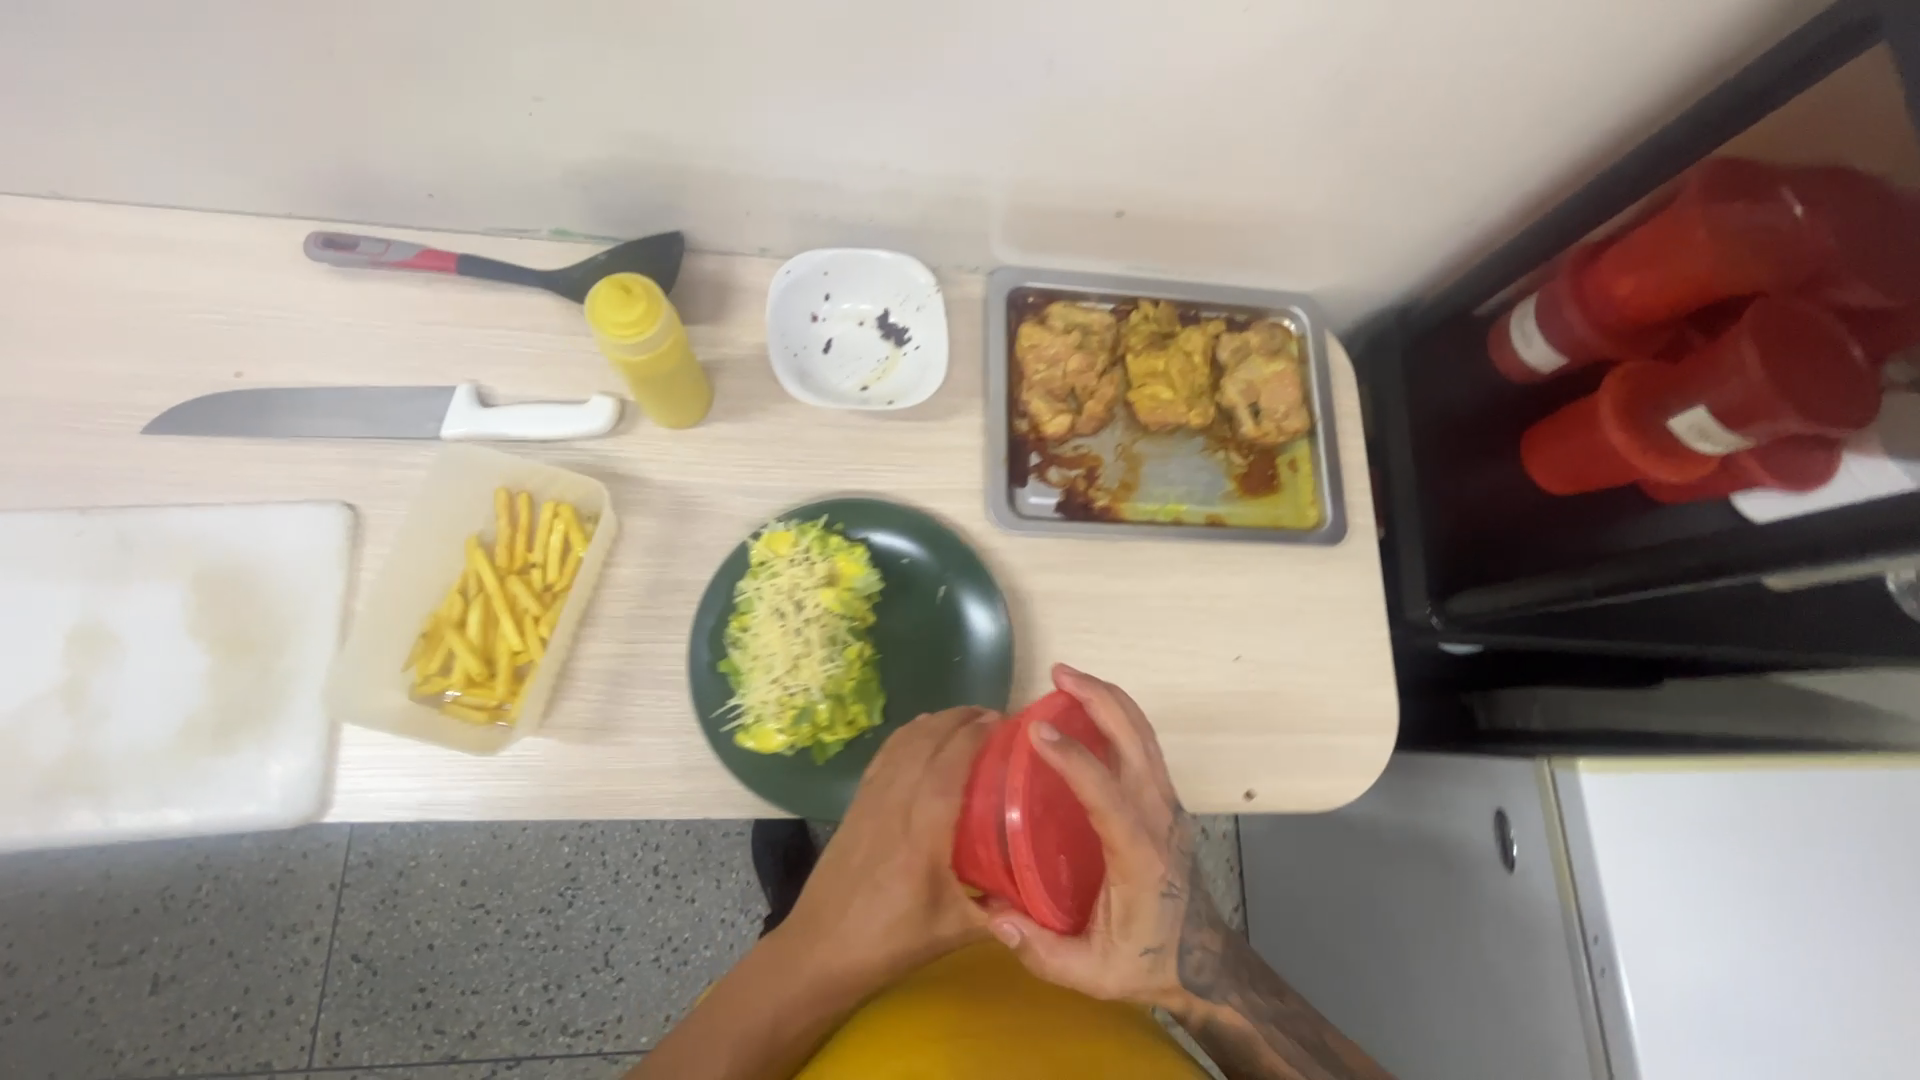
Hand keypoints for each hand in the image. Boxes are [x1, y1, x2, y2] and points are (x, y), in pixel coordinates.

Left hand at [778, 706, 997, 985]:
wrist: (821, 948)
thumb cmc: (890, 941)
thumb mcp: (954, 931)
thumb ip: (1001, 911)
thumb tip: (1045, 895)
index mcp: (923, 830)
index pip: (951, 764)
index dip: (976, 736)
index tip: (1005, 723)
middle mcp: (896, 802)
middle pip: (927, 741)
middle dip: (960, 719)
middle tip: (995, 717)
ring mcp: (872, 798)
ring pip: (904, 742)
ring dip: (935, 722)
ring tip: (966, 718)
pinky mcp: (857, 802)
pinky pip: (885, 754)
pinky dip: (907, 733)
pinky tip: (922, 730)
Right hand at [986, 664, 1203, 1010]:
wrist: (1202, 961)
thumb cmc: (1146, 962)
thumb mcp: (1090, 974)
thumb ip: (1039, 950)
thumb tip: (989, 913)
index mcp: (1139, 854)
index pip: (1108, 792)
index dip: (1074, 758)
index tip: (1036, 731)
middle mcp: (1158, 816)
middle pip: (1136, 739)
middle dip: (1098, 697)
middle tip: (1057, 674)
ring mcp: (1166, 803)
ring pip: (1143, 733)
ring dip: (1108, 698)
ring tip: (1068, 679)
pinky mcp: (1165, 800)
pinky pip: (1143, 744)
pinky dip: (1117, 716)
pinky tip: (1086, 711)